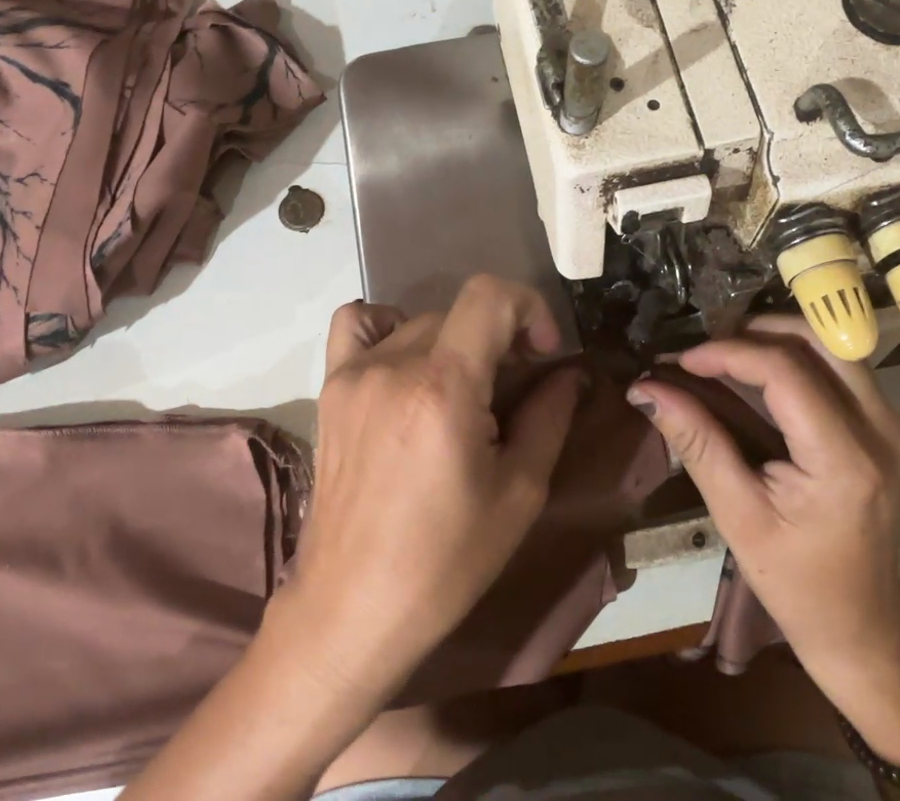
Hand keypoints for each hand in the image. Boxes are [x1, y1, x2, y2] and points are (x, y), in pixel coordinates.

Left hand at [277, 275, 583, 698]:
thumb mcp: (520, 492)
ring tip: (463, 388)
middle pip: (458, 313)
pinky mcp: (330, 391)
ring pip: (417, 322)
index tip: (544, 354)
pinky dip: (390, 330)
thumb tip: (569, 373)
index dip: (530, 309)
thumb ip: (549, 417)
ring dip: (453, 342)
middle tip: (515, 391)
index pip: (489, 295)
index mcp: (443, 386)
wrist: (353, 605)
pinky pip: (357, 327)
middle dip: (499, 338)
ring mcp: (352, 374)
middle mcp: (392, 365)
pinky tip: (409, 370)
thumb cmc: (446, 560)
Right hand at [627, 315, 899, 764]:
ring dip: (776, 340)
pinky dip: (796, 358)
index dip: (728, 353)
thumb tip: (648, 390)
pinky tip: (756, 374)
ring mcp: (894, 425)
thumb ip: (697, 443)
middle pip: (819, 342)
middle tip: (703, 350)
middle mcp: (883, 430)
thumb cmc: (794, 579)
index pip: (786, 372)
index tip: (681, 361)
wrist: (860, 619)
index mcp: (846, 460)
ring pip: (833, 347)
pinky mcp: (889, 426)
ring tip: (723, 356)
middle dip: (755, 332)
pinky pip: (841, 369)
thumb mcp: (736, 515)